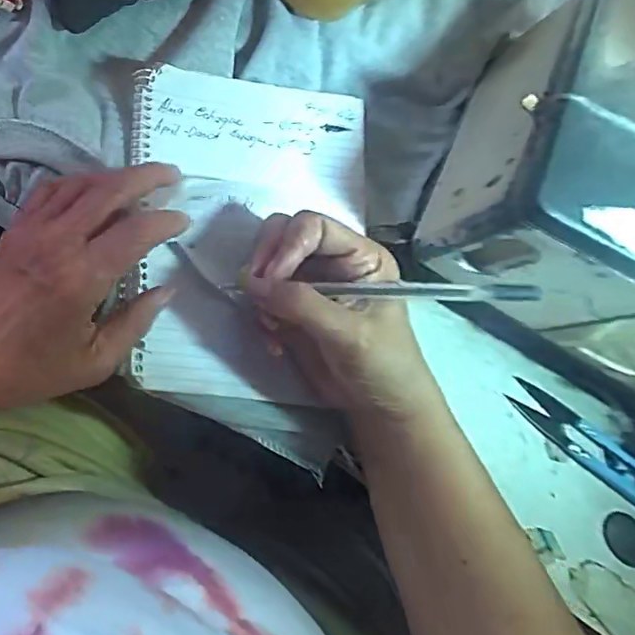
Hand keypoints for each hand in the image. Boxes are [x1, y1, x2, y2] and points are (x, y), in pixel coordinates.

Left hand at [0, 164, 186, 416]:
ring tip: (138, 179)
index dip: (164, 220)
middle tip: (172, 175)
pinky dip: (76, 182)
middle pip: (108, 191)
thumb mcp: (96, 360)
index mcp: (82, 276)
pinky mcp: (15, 228)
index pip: (135, 231)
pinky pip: (49, 190)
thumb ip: (135, 321)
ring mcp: (33, 229)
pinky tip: (91, 188)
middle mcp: (59, 242)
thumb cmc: (33, 367)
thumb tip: (166, 289)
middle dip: (146, 177)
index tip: (183, 219)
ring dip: (113, 175)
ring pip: (79, 184)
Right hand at [241, 211, 443, 425]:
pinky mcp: (289, 305)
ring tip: (270, 326)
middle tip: (255, 291)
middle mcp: (330, 261)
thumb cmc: (382, 365)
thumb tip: (251, 283)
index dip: (286, 245)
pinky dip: (259, 315)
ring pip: (264, 264)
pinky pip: (260, 295)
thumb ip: (301, 303)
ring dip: (259, 293)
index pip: (311, 226)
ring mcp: (308, 281)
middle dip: (264, 261)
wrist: (381, 407)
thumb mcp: (348, 333)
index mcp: (358, 256)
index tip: (271, 278)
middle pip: (281, 233)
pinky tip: (274, 341)